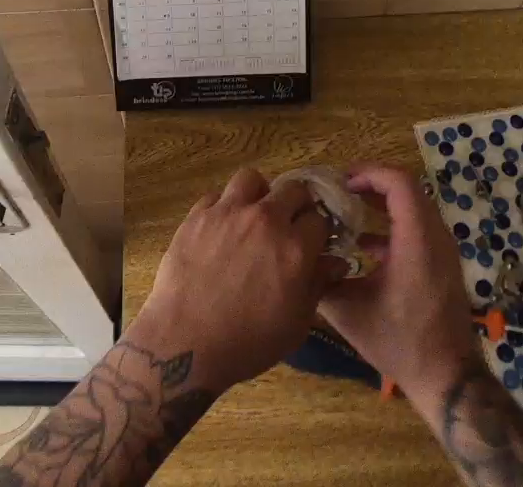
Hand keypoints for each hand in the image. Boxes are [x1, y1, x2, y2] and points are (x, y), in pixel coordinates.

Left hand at [130, 167, 345, 390]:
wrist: (186, 344)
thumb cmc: (248, 342)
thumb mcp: (296, 323)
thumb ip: (318, 285)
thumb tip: (336, 262)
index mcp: (294, 247)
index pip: (320, 219)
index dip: (320, 230)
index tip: (314, 241)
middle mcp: (264, 220)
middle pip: (293, 189)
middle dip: (298, 204)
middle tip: (290, 224)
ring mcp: (228, 213)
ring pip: (252, 179)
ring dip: (260, 193)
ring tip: (254, 215)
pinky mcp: (197, 216)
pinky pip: (216, 196)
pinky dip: (223, 207)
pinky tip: (221, 229)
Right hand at [317, 164, 480, 412]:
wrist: (447, 376)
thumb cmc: (400, 342)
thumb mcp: (350, 313)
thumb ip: (322, 280)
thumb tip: (301, 258)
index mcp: (417, 240)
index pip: (399, 183)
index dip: (369, 173)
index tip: (340, 182)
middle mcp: (435, 236)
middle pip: (407, 190)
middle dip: (371, 184)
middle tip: (338, 192)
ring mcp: (442, 250)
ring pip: (413, 208)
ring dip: (380, 204)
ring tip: (346, 211)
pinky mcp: (442, 263)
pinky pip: (417, 228)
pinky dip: (390, 225)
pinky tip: (362, 246)